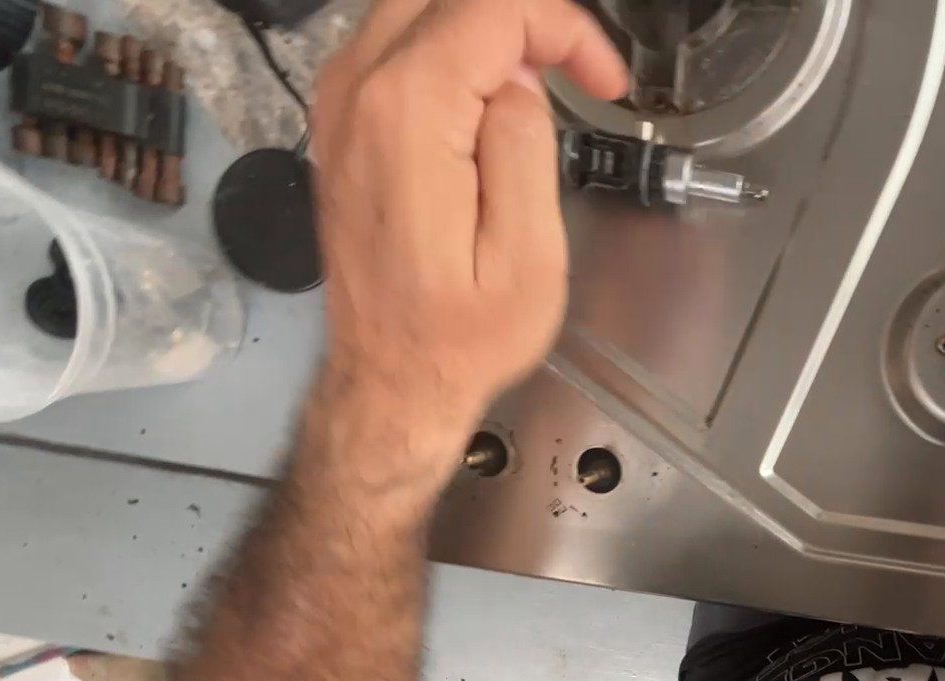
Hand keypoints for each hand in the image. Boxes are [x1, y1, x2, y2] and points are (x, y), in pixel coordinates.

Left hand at [303, 0, 626, 500]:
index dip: (563, 28)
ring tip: (543, 84)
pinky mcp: (338, 125)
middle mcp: (357, 88)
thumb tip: (517, 85)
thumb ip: (525, 147)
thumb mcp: (528, 257)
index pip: (490, 10)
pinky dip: (449, 49)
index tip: (608, 85)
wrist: (393, 378)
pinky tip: (487, 99)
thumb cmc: (467, 335)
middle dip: (526, 20)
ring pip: (415, 8)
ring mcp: (336, 103)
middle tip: (580, 76)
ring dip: (487, 31)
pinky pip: (392, 45)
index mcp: (410, 114)